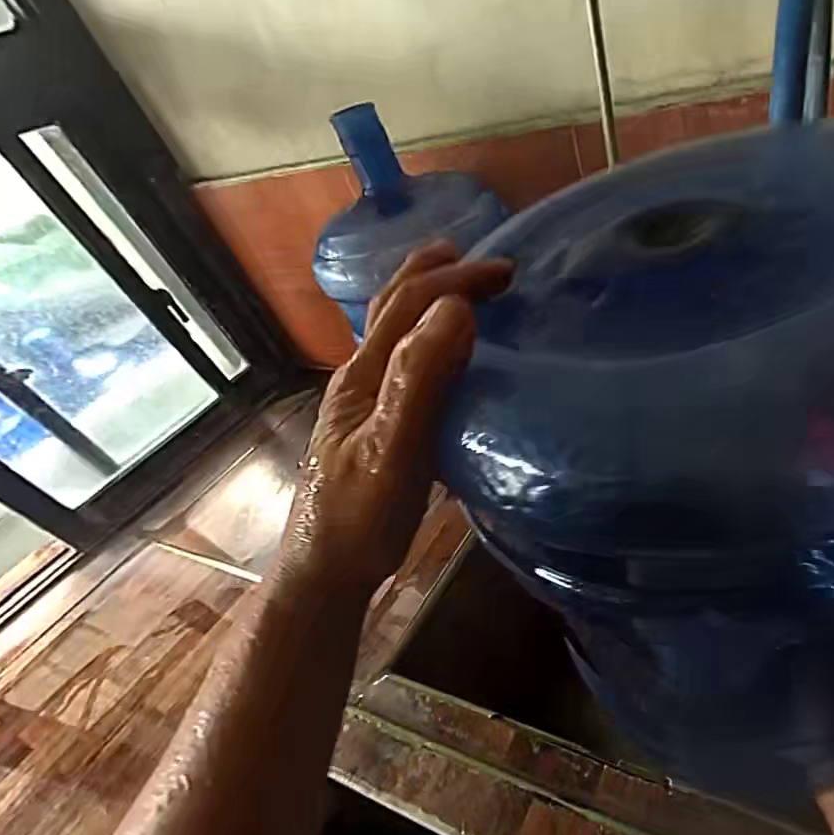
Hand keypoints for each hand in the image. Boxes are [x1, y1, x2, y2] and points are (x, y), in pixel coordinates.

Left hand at [276, 241, 511, 596]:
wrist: (327, 571)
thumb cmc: (360, 517)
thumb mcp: (392, 449)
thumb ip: (418, 382)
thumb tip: (454, 310)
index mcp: (363, 376)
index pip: (407, 306)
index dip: (454, 280)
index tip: (505, 273)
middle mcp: (360, 381)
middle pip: (392, 310)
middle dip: (436, 276)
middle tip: (481, 263)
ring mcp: (365, 407)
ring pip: (397, 339)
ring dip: (429, 305)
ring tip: (460, 291)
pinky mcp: (378, 431)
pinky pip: (406, 371)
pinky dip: (431, 346)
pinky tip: (448, 362)